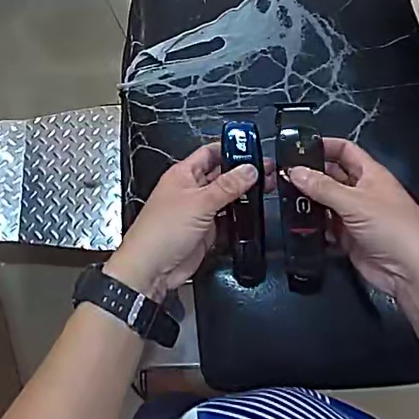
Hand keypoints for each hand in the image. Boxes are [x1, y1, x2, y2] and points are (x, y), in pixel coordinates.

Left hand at [107, 142, 256, 297]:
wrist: (151, 270)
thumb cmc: (161, 231)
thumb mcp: (199, 202)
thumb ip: (227, 186)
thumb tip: (249, 170)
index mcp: (184, 174)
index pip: (210, 152)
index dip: (231, 148)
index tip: (252, 148)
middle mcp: (191, 189)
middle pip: (221, 173)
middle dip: (243, 171)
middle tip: (266, 170)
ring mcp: (199, 210)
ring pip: (226, 195)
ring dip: (244, 192)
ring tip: (267, 186)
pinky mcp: (206, 229)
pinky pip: (227, 216)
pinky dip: (240, 213)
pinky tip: (254, 209)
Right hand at [285, 139, 418, 298]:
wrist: (411, 272)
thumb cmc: (393, 227)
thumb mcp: (355, 202)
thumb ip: (323, 187)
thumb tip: (296, 171)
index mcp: (371, 174)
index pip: (345, 150)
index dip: (324, 146)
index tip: (299, 148)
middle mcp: (363, 192)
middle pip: (332, 176)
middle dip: (311, 175)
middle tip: (284, 175)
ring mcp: (355, 216)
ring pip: (326, 203)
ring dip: (310, 202)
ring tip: (284, 199)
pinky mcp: (349, 239)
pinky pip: (327, 227)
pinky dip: (314, 227)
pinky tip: (298, 226)